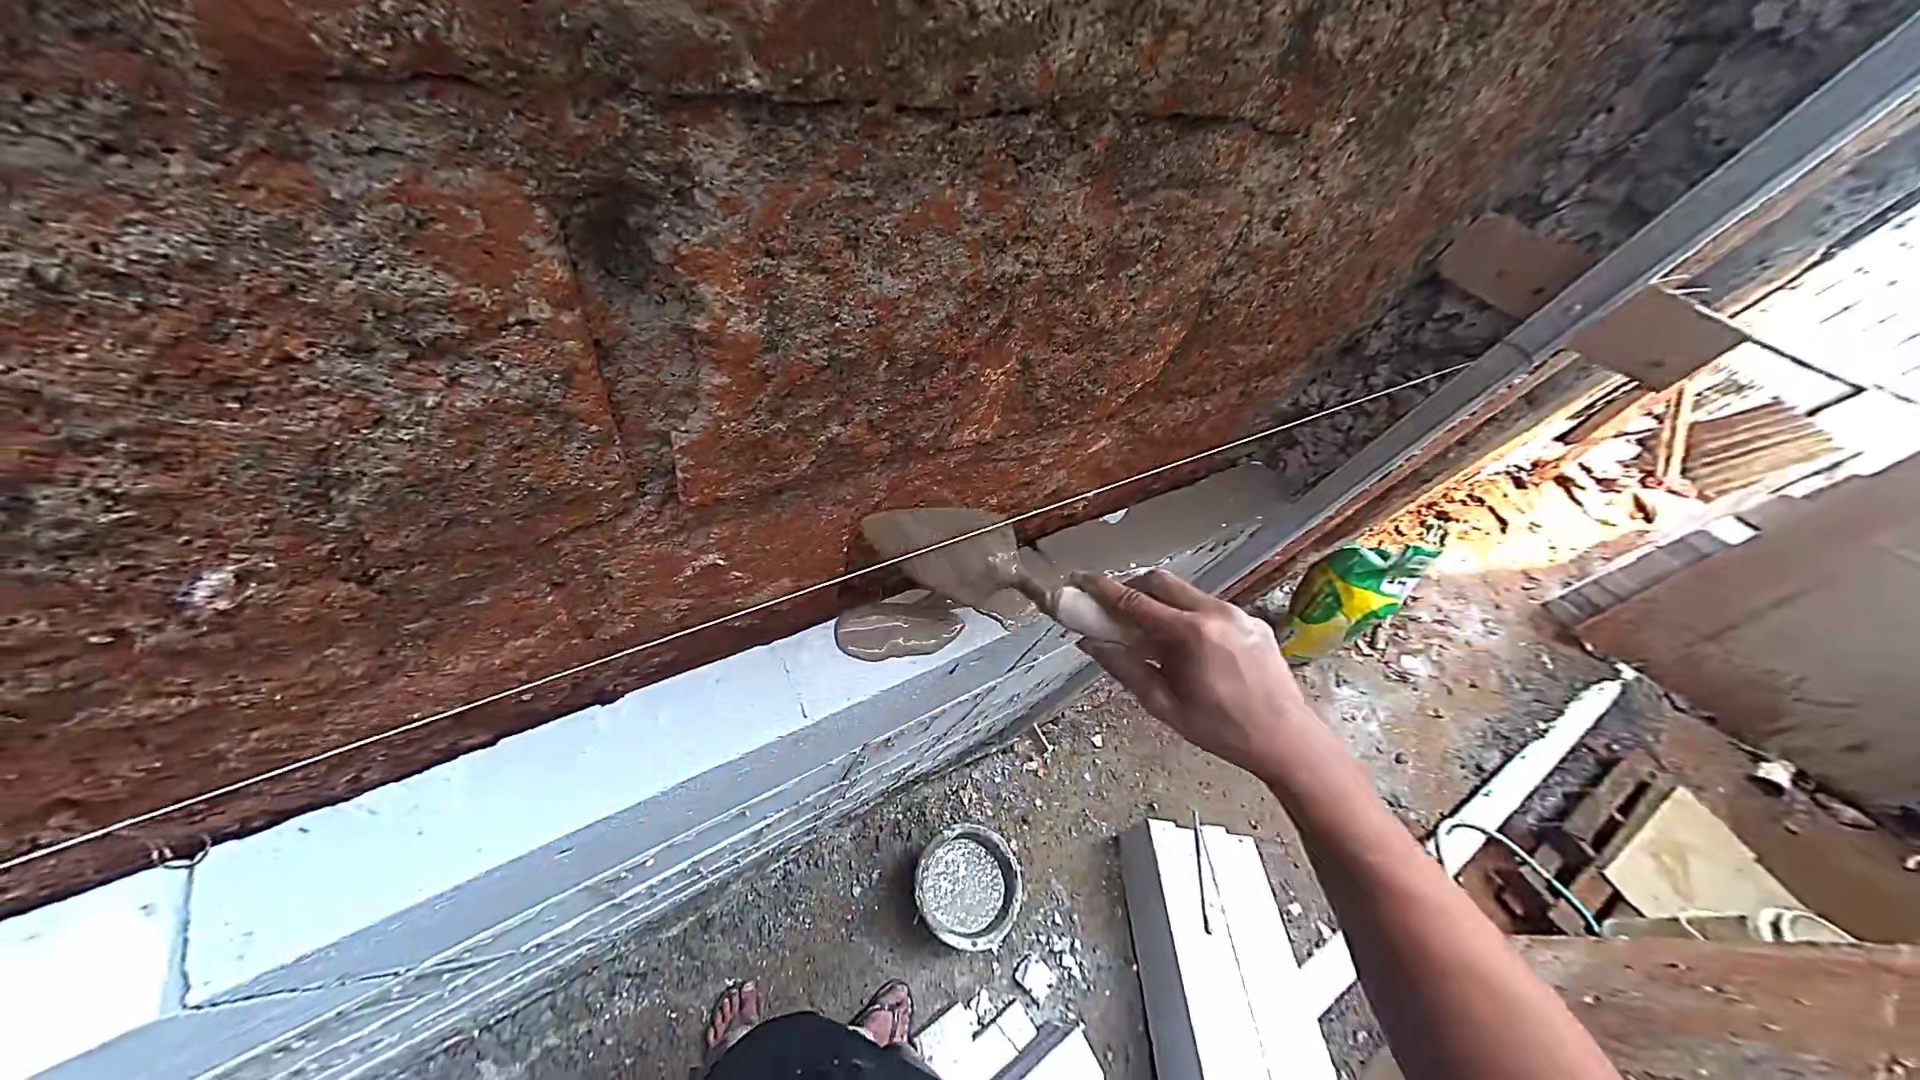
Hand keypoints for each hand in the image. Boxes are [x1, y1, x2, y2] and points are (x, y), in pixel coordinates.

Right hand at [1073, 569, 1319, 779]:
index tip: (1080, 580)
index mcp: (1190, 635)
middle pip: (1159, 580)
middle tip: (1109, 604)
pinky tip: (1180, 640)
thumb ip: (1124, 668)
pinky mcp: (1252, 619)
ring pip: (1184, 591)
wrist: (1287, 739)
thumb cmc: (1222, 729)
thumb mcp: (1163, 704)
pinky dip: (1184, 612)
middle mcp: (1215, 613)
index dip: (1102, 589)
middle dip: (1129, 586)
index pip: (1134, 601)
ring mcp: (1237, 613)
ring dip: (1157, 599)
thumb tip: (1090, 643)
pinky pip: (1207, 605)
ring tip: (1144, 627)